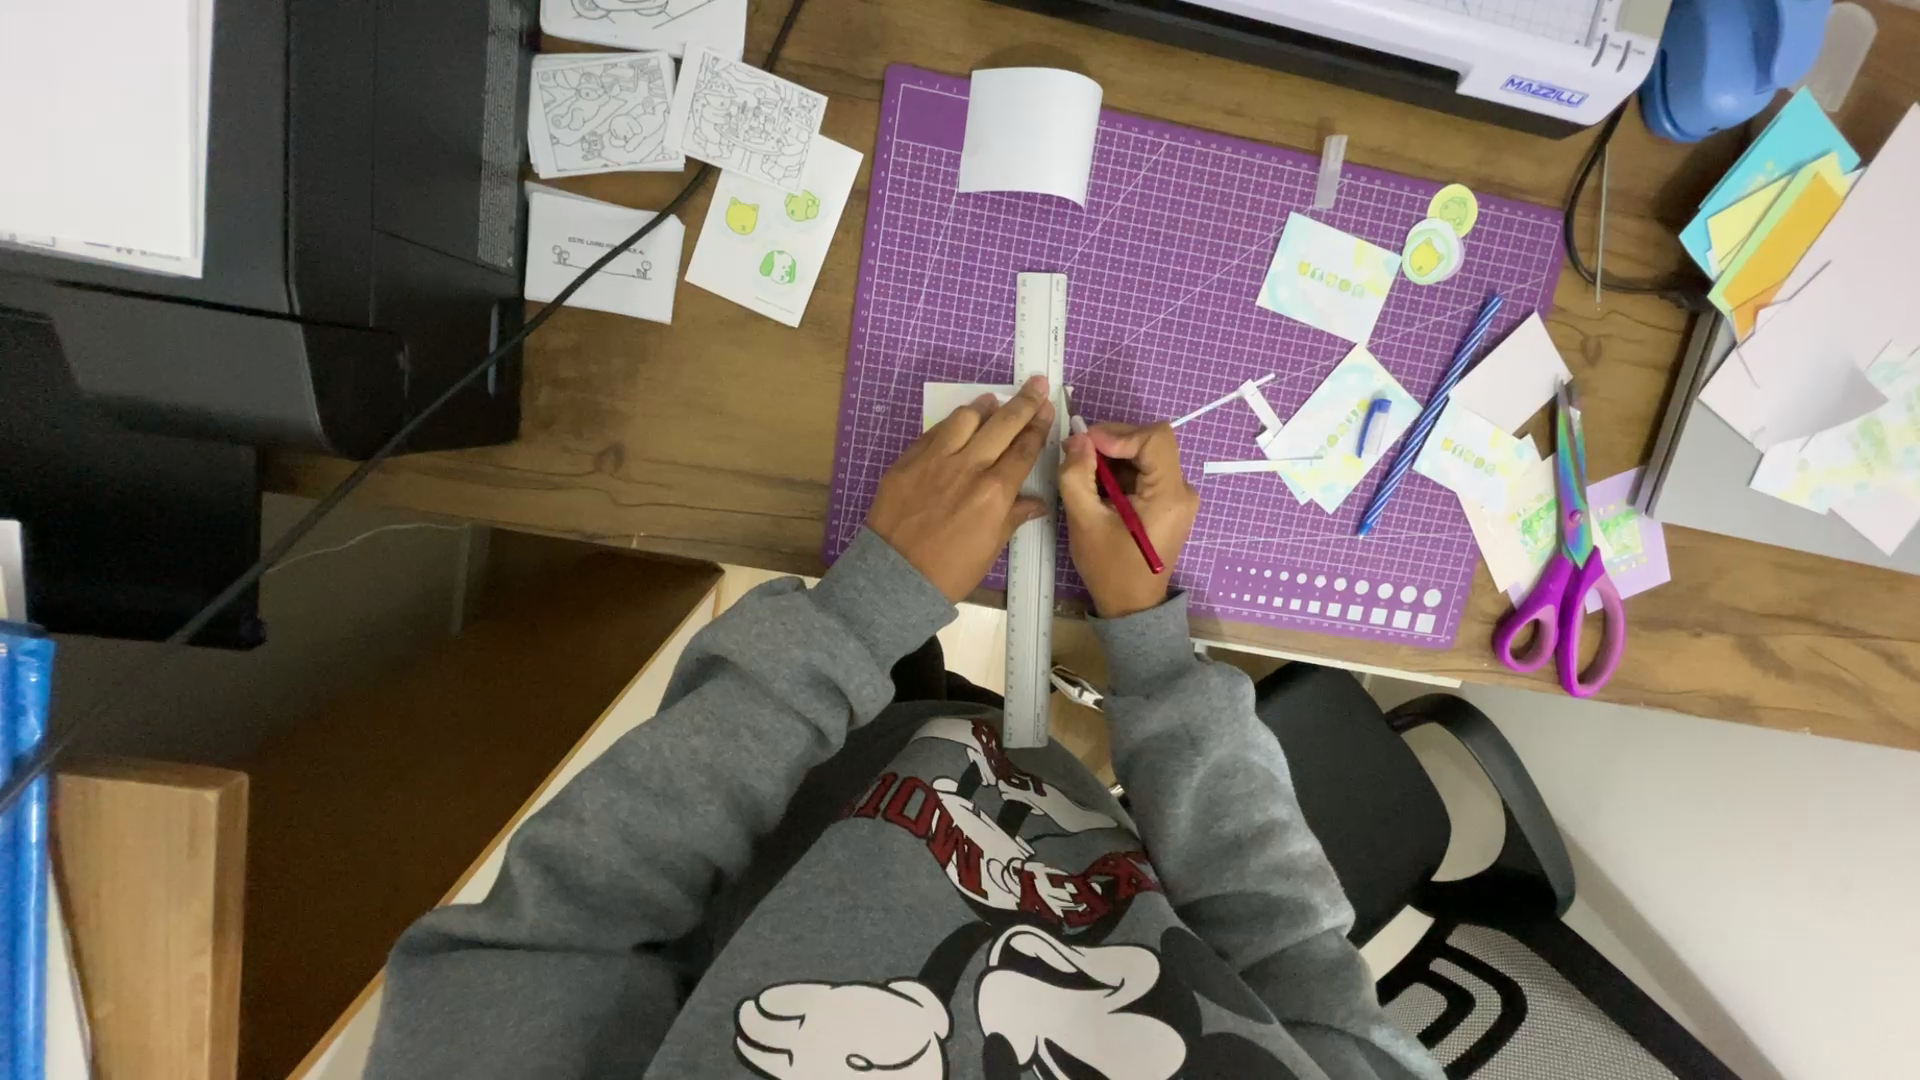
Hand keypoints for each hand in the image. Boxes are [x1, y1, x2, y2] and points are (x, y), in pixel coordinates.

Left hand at [867, 376, 1055, 602]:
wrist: (896, 576)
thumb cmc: (950, 571)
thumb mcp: (990, 549)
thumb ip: (1013, 517)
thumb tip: (1036, 503)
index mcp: (994, 492)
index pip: (1023, 449)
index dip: (1038, 426)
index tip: (1047, 407)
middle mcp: (968, 468)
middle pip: (1001, 425)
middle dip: (1023, 402)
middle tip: (1036, 384)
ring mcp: (934, 461)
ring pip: (965, 419)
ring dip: (984, 406)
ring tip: (993, 399)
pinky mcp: (907, 461)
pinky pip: (934, 432)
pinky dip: (951, 423)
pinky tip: (958, 421)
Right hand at [1059, 422, 1198, 617]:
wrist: (1132, 606)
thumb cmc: (1110, 568)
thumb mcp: (1084, 521)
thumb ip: (1077, 475)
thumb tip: (1078, 439)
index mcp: (1169, 494)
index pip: (1155, 438)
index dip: (1119, 434)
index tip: (1087, 445)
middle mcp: (1182, 490)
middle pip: (1151, 444)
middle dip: (1113, 444)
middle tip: (1078, 456)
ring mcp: (1178, 497)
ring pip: (1146, 456)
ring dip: (1114, 459)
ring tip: (1085, 476)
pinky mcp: (1169, 503)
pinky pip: (1146, 473)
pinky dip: (1121, 473)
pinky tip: (1099, 488)